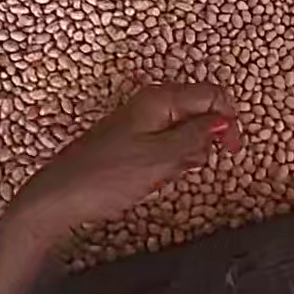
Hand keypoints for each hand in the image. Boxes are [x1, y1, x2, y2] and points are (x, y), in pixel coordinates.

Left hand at [2, 84, 240, 250]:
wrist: (59, 197)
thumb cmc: (106, 176)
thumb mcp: (162, 157)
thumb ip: (197, 135)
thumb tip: (224, 121)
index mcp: (160, 99)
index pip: (212, 95)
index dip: (229, 120)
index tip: (233, 147)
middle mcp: (152, 104)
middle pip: (200, 111)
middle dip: (206, 138)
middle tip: (196, 163)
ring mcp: (142, 122)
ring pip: (185, 130)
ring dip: (187, 153)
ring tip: (167, 173)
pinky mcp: (134, 140)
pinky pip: (167, 145)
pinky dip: (171, 160)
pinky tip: (157, 177)